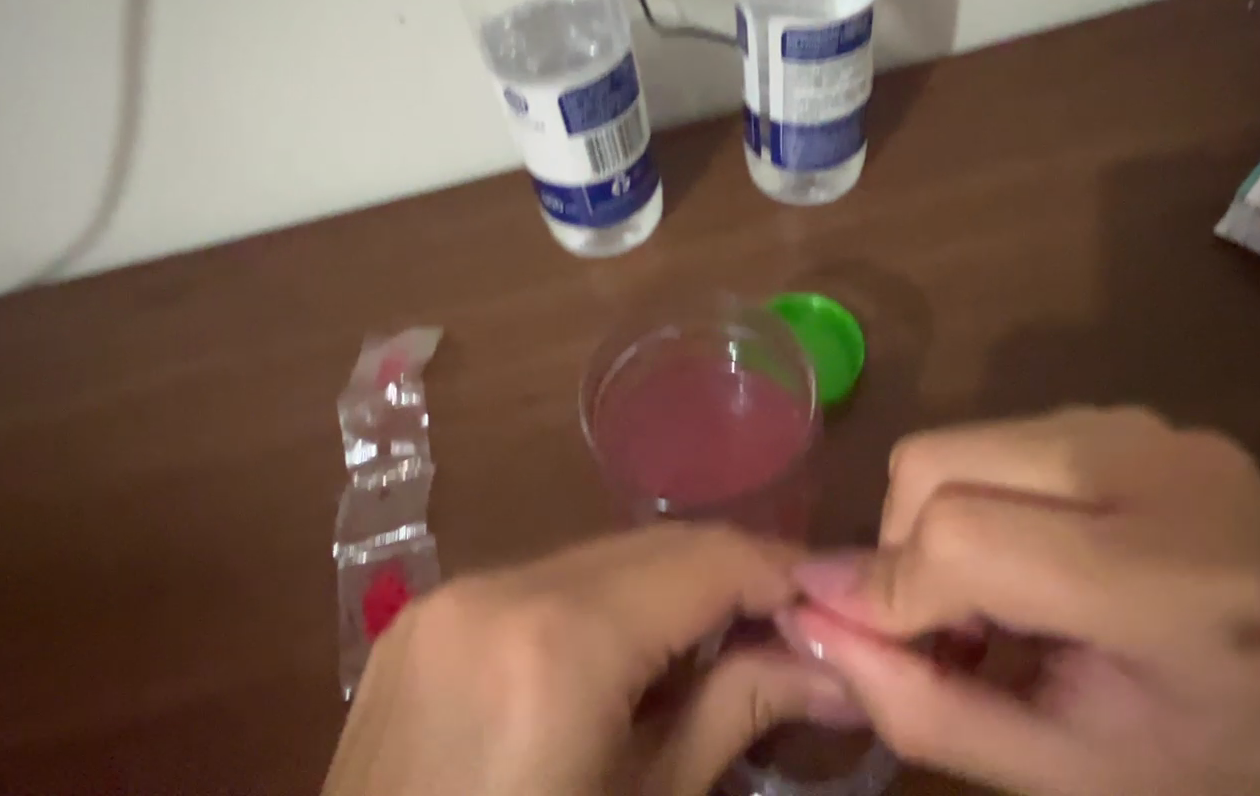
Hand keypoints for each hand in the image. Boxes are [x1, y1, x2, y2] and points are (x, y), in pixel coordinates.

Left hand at [322, 523, 856, 795]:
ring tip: (718, 639)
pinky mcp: (422, 619)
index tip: (833, 595)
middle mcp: (496, 587)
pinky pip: (538, 585)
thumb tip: (837, 668)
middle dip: (727, 576)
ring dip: (664, 588)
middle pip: (648, 548)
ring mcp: (448, 597)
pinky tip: (626, 656)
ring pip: (595, 560)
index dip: (779, 570)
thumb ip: (738, 711)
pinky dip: (598, 605)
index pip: (701, 561)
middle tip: (791, 620)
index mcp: (558, 642)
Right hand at [781, 408, 1259, 795]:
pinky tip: (1021, 555)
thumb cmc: (1222, 766)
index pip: (965, 540)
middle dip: (902, 547)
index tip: (847, 633)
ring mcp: (1147, 424)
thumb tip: (812, 621)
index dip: (888, 589)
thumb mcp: (1072, 780)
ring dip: (932, 520)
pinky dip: (972, 496)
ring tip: (985, 598)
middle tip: (937, 629)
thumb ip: (928, 709)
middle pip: (938, 464)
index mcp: (1175, 583)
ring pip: (955, 444)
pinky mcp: (1129, 411)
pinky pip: (992, 439)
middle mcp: (1160, 469)